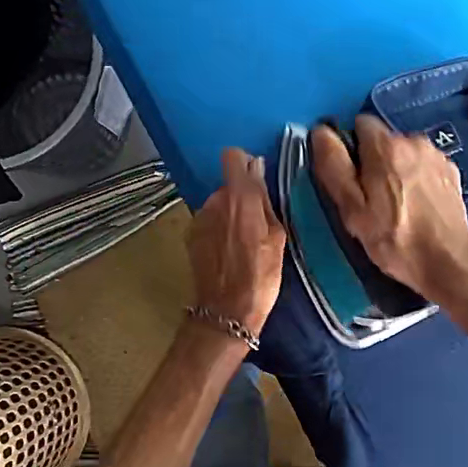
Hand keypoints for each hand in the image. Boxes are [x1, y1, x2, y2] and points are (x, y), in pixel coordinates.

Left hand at [188, 148, 286, 334]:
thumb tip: (258, 173)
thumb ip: (265, 201)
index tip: (254, 176)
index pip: (232, 157)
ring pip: (217, 204)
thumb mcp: (277, 237)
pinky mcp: (190, 235)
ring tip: (242, 240)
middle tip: (256, 221)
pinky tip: (226, 251)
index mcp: (240, 197)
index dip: (243, 162)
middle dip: (240, 196)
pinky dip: (216, 229)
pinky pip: (208, 221)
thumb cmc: (261, 275)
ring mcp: (199, 218)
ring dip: (228, 213)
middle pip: (227, 185)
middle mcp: (215, 201)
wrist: (227, 309)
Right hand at [311, 114, 467, 302]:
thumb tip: (320, 131)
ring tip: (396, 205)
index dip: (350, 149)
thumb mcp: (352, 208)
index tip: (351, 179)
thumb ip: (333, 165)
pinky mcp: (452, 172)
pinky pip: (423, 165)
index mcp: (386, 145)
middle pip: (382, 140)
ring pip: (403, 153)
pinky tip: (417, 207)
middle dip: (373, 162)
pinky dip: (416, 179)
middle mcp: (414, 140)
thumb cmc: (393, 238)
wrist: (448, 262)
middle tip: (371, 200)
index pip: (359, 124)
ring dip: (396, 170)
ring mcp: (436, 155)